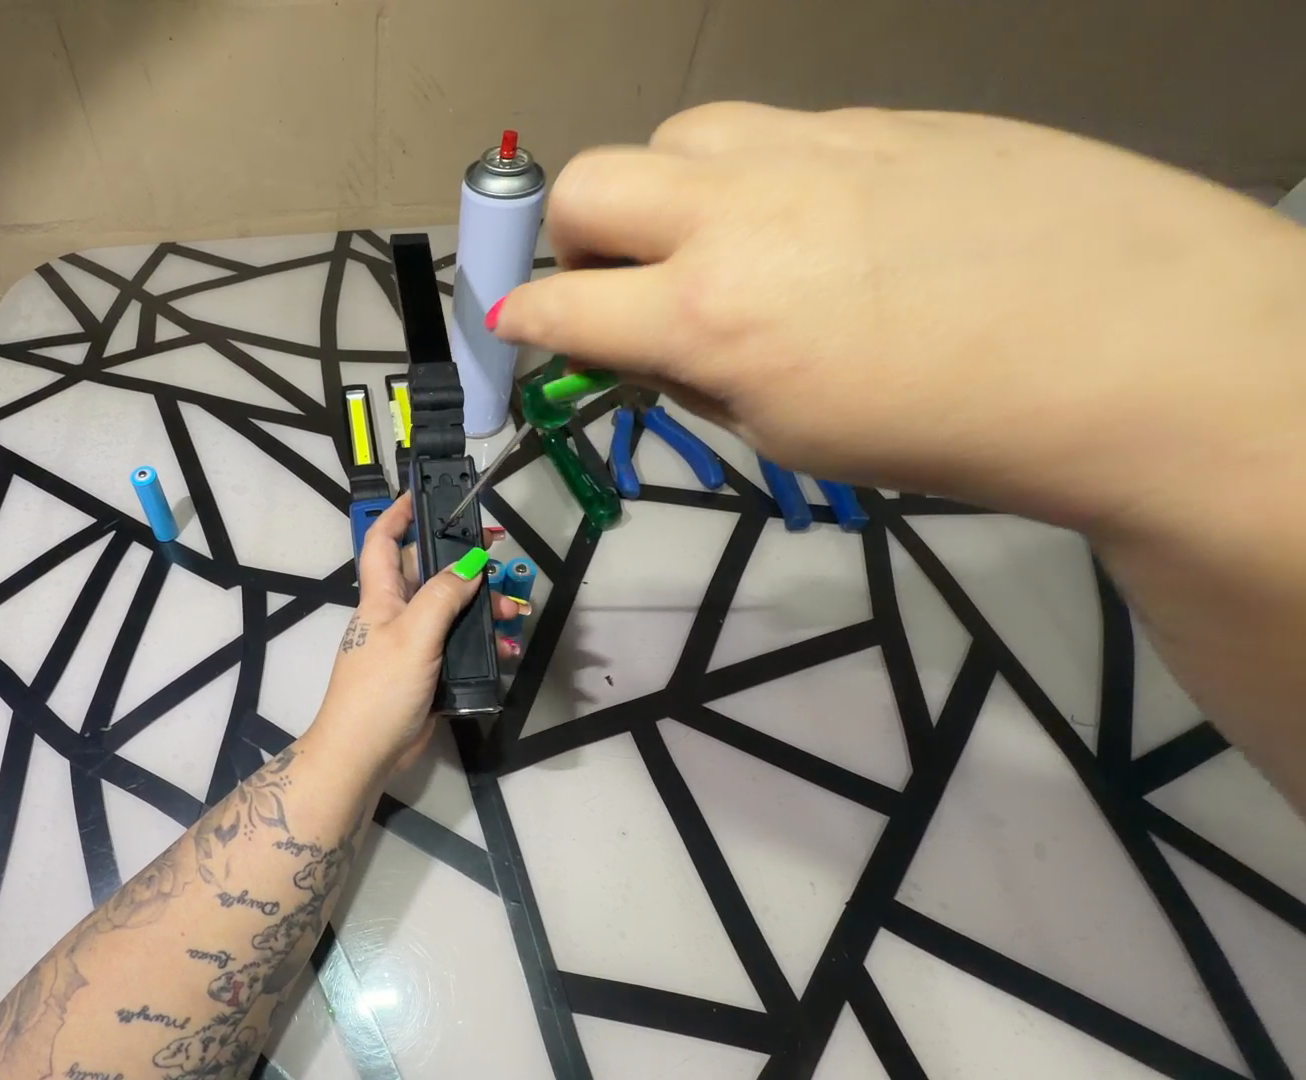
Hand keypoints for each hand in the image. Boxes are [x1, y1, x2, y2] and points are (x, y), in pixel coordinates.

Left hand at [308, 493, 523, 773]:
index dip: (398, 515)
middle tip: (499, 556)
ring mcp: (412, 645)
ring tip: (514, 615)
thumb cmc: (380, 688)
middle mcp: (396, 614)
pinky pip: (459, 649)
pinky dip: (483, 646)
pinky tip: (507, 651)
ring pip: (451, 613)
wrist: (365, 754)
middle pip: (430, 575)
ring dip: (483, 610)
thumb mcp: (412, 635)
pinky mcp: (428, 673)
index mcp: (381, 597)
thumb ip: (442, 597)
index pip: (384, 543)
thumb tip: (469, 565)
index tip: (422, 495)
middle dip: (464, 565)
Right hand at [490, 103, 1305, 544]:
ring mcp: (808, 148)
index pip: (559, 306)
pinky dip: (743, 178)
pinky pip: (765, 131)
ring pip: (672, 137)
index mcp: (705, 318)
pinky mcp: (875, 117)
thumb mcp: (780, 432)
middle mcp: (735, 216)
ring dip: (657, 194)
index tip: (511, 326)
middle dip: (570, 239)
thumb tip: (641, 344)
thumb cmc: (937, 430)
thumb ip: (687, 375)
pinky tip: (803, 219)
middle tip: (613, 283)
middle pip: (586, 184)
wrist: (1139, 352)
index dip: (518, 320)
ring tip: (708, 240)